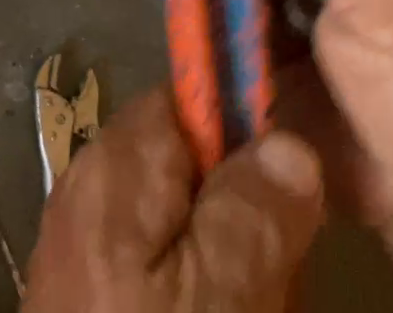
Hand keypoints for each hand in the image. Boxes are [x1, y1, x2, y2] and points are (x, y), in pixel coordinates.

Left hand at [26, 92, 323, 311]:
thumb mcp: (222, 293)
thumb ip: (250, 213)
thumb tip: (283, 141)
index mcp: (115, 164)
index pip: (180, 100)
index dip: (242, 115)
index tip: (306, 149)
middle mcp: (90, 182)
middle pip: (182, 156)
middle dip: (245, 194)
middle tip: (294, 254)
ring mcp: (85, 231)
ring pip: (178, 211)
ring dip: (231, 245)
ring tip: (268, 294)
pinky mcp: (92, 276)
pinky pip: (158, 255)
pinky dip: (200, 274)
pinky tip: (228, 307)